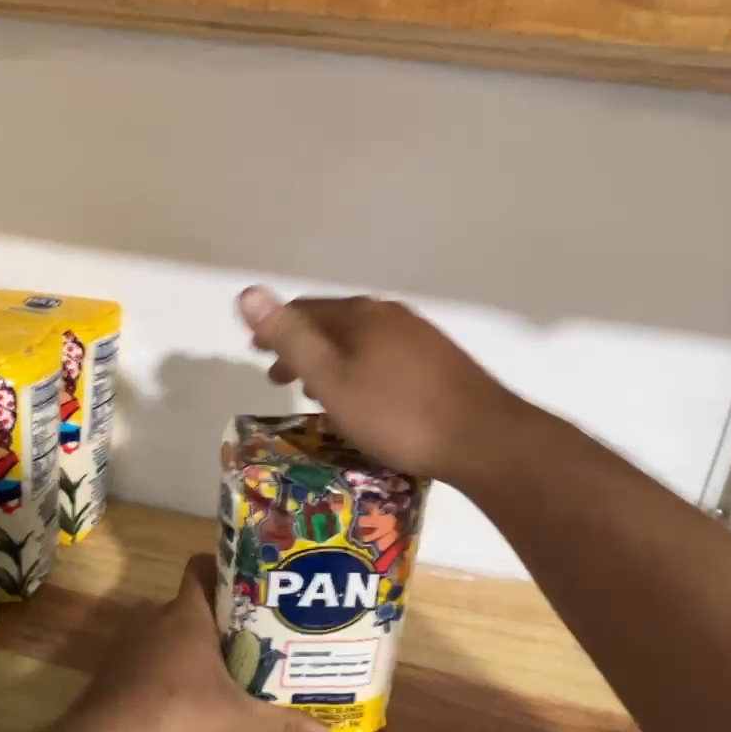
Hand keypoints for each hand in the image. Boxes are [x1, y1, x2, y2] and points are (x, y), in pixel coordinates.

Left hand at [48, 554, 330, 731]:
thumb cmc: (174, 718)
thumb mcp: (236, 726)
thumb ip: (280, 729)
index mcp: (185, 616)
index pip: (201, 568)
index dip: (225, 569)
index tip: (252, 585)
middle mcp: (155, 621)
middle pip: (191, 606)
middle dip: (221, 620)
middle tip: (256, 637)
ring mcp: (129, 649)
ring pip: (169, 636)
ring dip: (193, 650)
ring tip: (229, 670)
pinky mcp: (114, 677)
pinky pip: (149, 663)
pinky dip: (169, 674)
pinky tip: (189, 701)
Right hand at [237, 285, 527, 483]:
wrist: (483, 439)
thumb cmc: (396, 414)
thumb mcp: (331, 379)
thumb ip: (289, 338)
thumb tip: (247, 292)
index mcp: (360, 314)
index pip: (304, 311)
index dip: (275, 331)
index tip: (256, 354)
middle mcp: (391, 315)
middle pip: (333, 325)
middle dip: (303, 349)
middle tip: (280, 380)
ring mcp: (421, 337)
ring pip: (361, 343)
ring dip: (332, 362)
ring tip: (317, 393)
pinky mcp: (441, 362)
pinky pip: (385, 358)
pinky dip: (361, 371)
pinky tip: (366, 398)